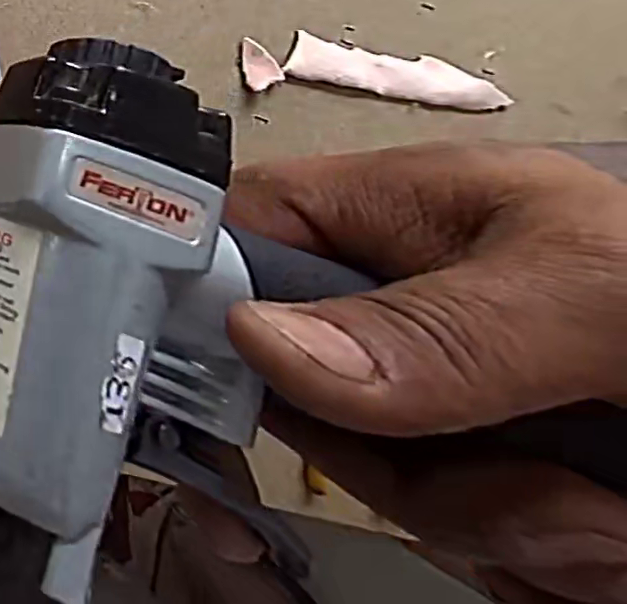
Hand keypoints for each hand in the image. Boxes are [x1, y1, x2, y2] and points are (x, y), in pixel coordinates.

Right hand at [220, 142, 626, 602]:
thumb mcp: (589, 294)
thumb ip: (429, 325)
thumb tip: (254, 340)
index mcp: (350, 214)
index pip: (204, 244)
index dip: (186, 311)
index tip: (209, 395)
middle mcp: (355, 293)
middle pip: (269, 375)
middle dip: (378, 453)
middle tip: (539, 498)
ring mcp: (400, 378)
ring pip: (348, 462)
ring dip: (476, 521)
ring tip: (608, 527)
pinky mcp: (453, 453)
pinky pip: (421, 518)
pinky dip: (512, 555)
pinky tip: (598, 544)